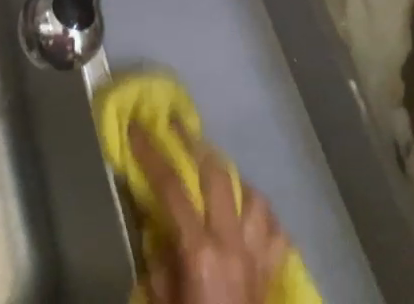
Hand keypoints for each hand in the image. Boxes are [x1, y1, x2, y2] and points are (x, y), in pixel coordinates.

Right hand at [132, 118, 288, 303]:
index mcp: (199, 249)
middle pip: (218, 176)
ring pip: (254, 197)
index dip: (151, 153)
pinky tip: (249, 214)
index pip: (171, 186)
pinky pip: (277, 231)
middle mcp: (232, 243)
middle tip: (178, 127)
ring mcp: (259, 256)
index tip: (136, 129)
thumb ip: (161, 256)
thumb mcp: (161, 295)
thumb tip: (159, 227)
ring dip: (234, 178)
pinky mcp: (274, 272)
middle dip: (195, 145)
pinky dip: (262, 216)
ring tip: (216, 170)